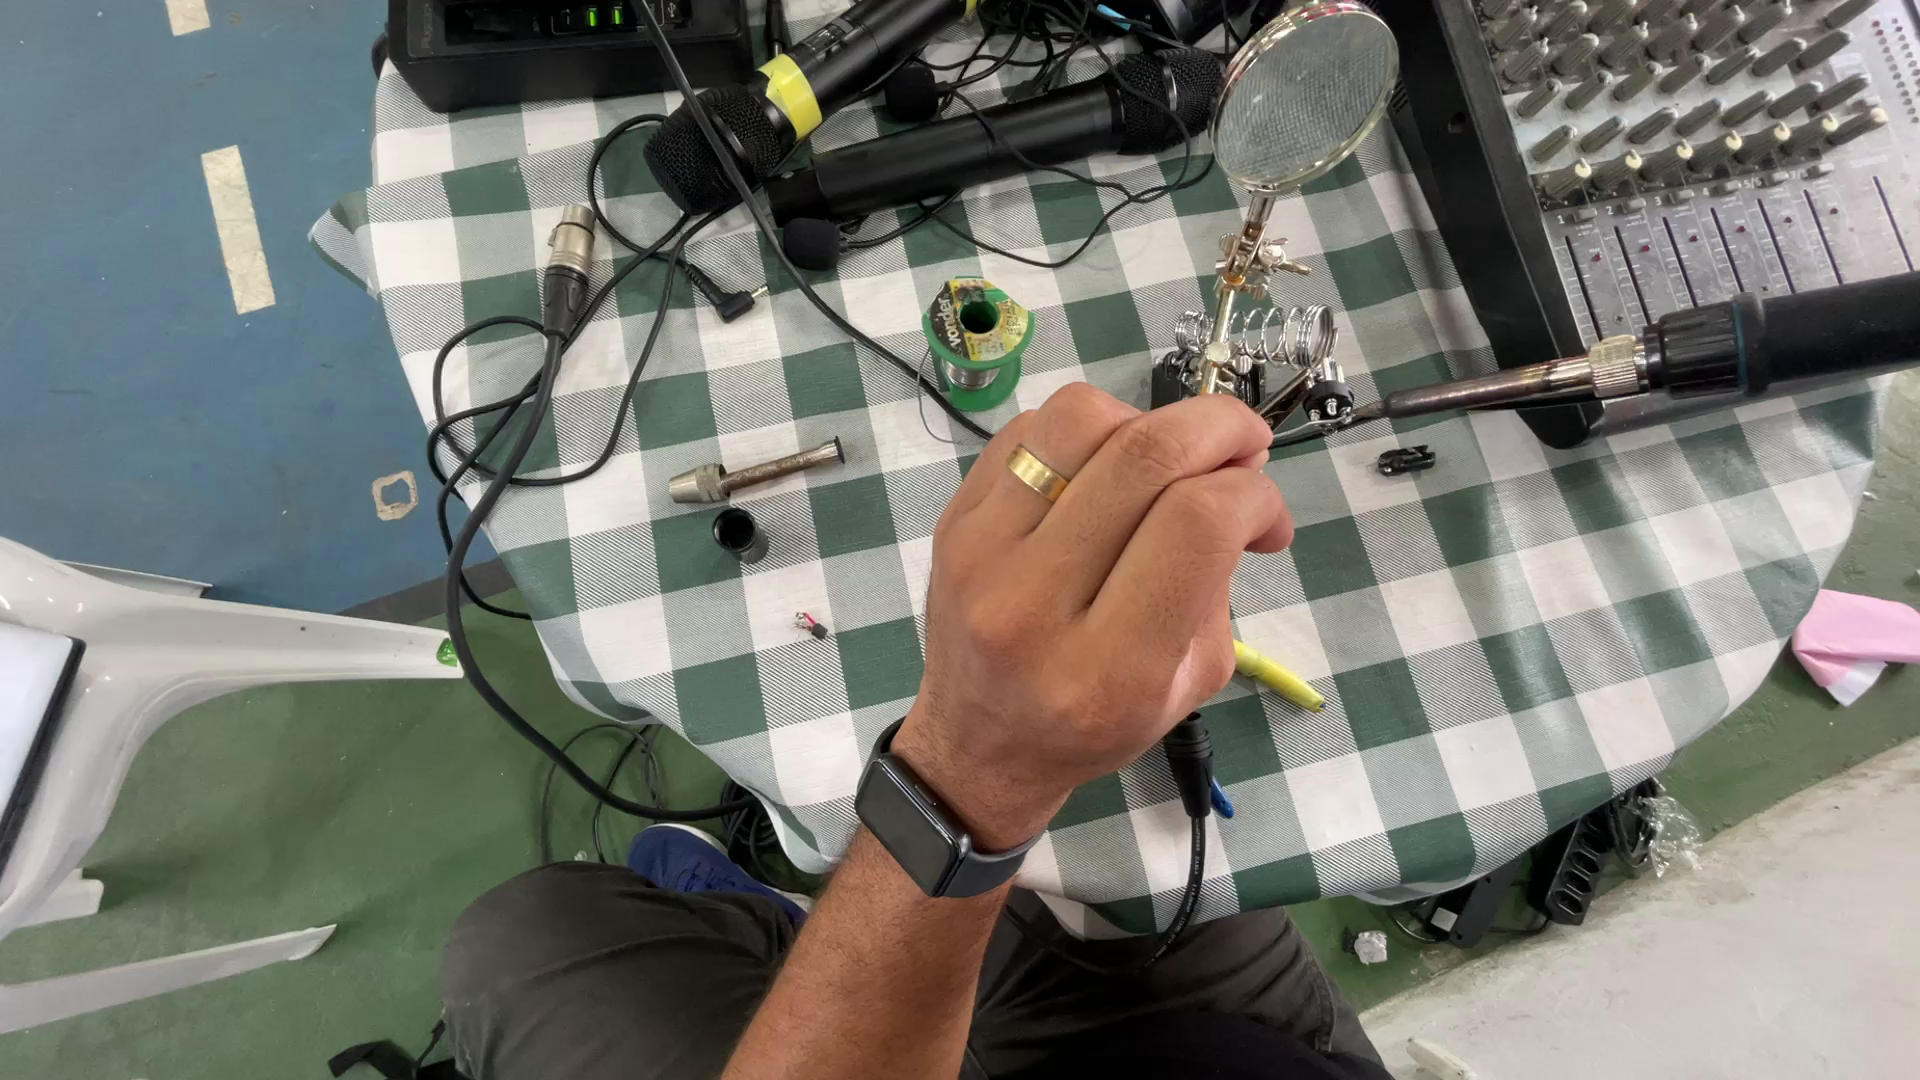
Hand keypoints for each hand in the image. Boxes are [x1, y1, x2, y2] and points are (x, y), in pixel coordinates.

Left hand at [891, 385, 1293, 850]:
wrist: (979, 742)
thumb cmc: (1091, 727)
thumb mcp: (1185, 686)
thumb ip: (1218, 583)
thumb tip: (1238, 484)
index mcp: (1103, 668)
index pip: (1195, 524)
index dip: (1254, 494)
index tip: (1265, 513)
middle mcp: (1029, 600)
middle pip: (1143, 455)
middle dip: (1218, 427)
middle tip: (1244, 446)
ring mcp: (978, 549)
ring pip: (1078, 418)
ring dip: (1145, 419)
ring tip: (1164, 459)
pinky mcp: (953, 518)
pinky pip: (1029, 428)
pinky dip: (1087, 430)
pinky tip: (1102, 470)